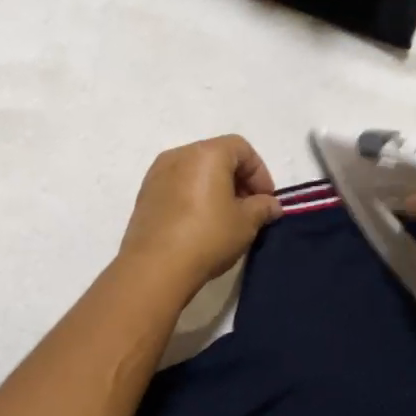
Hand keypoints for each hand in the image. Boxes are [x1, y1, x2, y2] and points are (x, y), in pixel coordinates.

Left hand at [119, 135, 283, 291]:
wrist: (154, 267)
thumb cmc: (207, 236)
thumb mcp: (246, 223)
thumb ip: (263, 207)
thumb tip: (270, 205)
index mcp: (206, 153)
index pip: (241, 148)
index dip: (260, 172)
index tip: (266, 200)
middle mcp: (178, 155)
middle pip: (216, 157)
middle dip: (237, 180)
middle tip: (249, 209)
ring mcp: (156, 174)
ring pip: (194, 172)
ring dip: (215, 189)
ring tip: (225, 219)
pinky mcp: (145, 195)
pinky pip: (177, 186)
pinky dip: (193, 197)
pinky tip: (199, 224)